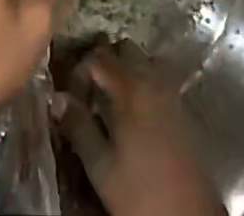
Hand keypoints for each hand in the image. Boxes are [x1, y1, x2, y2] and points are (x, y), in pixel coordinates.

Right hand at [53, 42, 226, 215]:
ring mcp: (175, 96)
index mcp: (131, 88)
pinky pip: (162, 82)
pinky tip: (135, 113)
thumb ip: (78, 125)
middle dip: (104, 62)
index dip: (78, 70)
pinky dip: (145, 84)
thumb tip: (57, 97)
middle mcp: (155, 83)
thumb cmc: (141, 193)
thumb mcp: (100, 164)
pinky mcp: (186, 114)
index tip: (70, 95)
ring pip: (146, 62)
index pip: (97, 57)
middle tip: (89, 90)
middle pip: (125, 49)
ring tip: (111, 97)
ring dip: (127, 71)